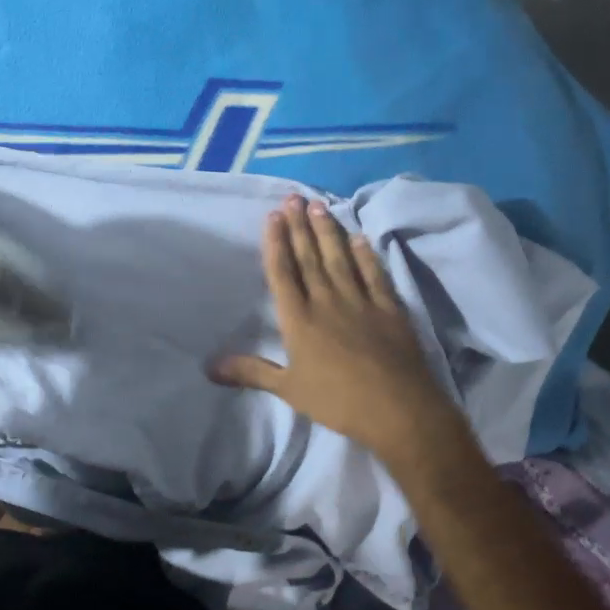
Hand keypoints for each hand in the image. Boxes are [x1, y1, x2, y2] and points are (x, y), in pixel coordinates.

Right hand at [210, 196, 463, 457]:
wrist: (400, 412)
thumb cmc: (337, 402)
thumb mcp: (288, 390)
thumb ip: (251, 372)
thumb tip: (208, 367)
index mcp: (298, 320)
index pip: (283, 272)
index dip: (276, 243)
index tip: (273, 216)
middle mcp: (326, 302)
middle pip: (310, 258)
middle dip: (299, 226)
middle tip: (293, 197)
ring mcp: (361, 303)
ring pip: (340, 259)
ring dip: (327, 231)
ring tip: (318, 205)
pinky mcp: (390, 310)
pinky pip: (375, 275)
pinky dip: (366, 255)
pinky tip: (359, 237)